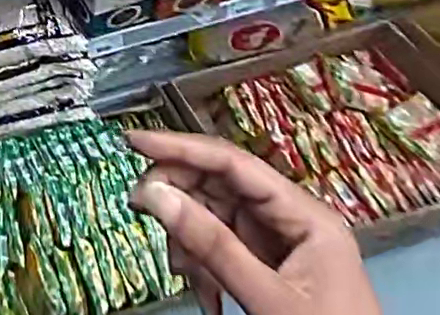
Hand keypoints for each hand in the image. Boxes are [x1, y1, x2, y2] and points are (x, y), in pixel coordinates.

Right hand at [124, 130, 380, 314]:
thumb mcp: (270, 300)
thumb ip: (213, 246)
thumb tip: (152, 193)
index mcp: (306, 215)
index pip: (232, 162)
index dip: (179, 146)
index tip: (134, 141)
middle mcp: (289, 219)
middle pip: (216, 184)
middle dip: (178, 198)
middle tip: (140, 206)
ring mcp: (276, 243)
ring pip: (211, 214)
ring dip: (187, 238)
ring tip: (180, 269)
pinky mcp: (265, 266)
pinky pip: (217, 244)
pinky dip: (199, 261)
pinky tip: (199, 289)